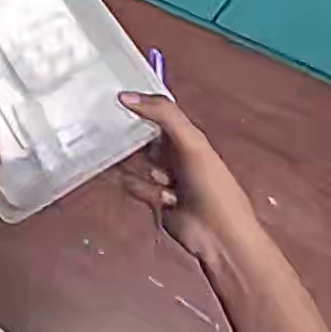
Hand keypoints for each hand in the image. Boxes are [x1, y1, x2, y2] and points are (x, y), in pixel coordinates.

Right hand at [116, 92, 259, 254]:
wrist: (219, 236)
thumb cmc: (211, 184)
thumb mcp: (192, 142)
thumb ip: (164, 114)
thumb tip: (124, 95)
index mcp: (184, 134)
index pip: (155, 111)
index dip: (137, 104)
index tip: (113, 98)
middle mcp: (170, 151)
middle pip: (139, 136)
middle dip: (129, 138)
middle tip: (111, 134)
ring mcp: (160, 174)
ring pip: (132, 162)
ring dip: (142, 172)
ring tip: (161, 181)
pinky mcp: (151, 196)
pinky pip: (133, 184)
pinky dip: (145, 191)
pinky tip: (164, 199)